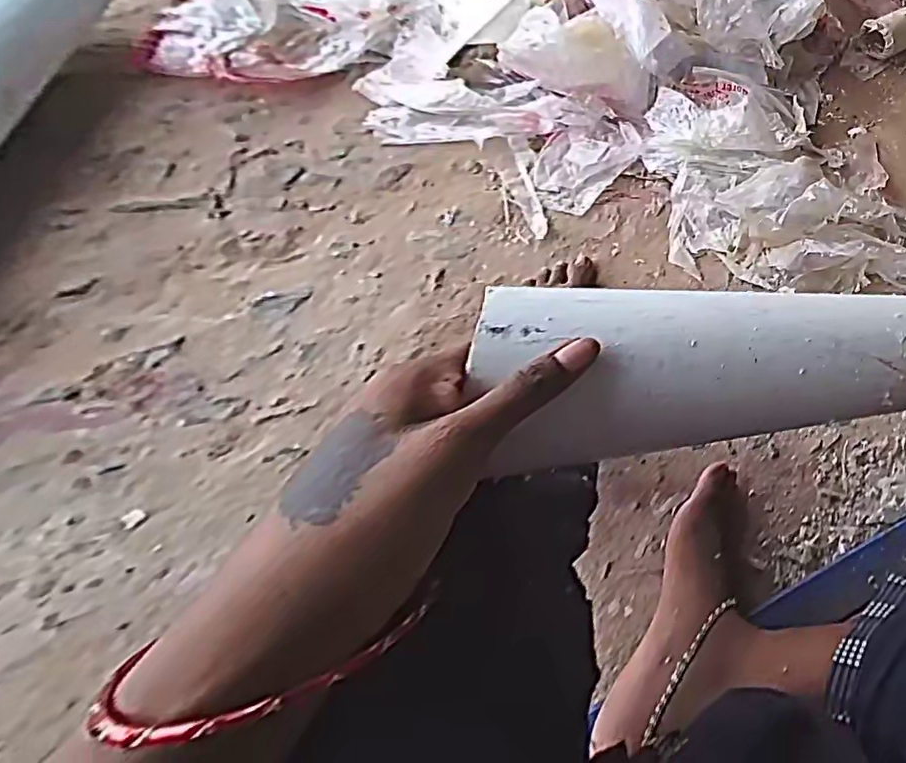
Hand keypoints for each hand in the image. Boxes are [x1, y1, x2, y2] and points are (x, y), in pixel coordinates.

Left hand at [94, 341, 599, 739]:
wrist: (297, 620)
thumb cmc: (371, 516)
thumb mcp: (453, 446)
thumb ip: (521, 393)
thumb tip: (584, 344)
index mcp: (416, 380)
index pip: (495, 336)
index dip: (544, 315)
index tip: (587, 285)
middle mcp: (423, 405)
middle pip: (502, 365)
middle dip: (551, 343)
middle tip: (609, 323)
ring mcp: (431, 447)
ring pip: (504, 406)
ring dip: (548, 391)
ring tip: (600, 373)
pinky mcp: (439, 484)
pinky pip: (499, 441)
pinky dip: (533, 429)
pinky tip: (563, 428)